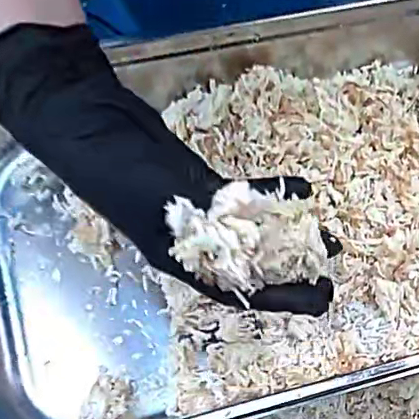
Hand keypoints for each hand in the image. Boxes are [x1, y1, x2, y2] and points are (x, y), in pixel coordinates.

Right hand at [0, 22, 335, 314]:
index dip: (286, 300)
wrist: (84, 117)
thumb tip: (250, 244)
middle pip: (258, 267)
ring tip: (328, 235)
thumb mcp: (163, 206)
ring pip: (259, 233)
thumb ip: (205, 225)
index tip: (322, 299)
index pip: (245, 293)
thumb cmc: (113, 169)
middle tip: (334, 265)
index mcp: (185, 263)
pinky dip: (275, 193)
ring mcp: (203, 215)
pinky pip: (249, 197)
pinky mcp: (205, 186)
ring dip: (293, 234)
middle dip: (298, 270)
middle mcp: (198, 245)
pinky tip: (302, 188)